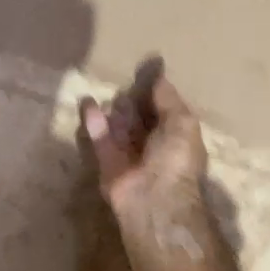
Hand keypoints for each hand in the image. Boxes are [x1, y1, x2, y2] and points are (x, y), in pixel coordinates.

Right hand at [79, 68, 208, 228]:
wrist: (153, 199)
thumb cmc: (175, 158)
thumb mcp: (182, 122)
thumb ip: (168, 98)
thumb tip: (159, 74)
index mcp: (178, 138)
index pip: (166, 111)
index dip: (157, 94)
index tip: (147, 71)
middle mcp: (155, 147)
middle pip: (141, 120)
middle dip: (135, 102)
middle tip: (125, 79)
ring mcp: (130, 156)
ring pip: (120, 128)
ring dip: (114, 110)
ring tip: (106, 87)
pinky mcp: (107, 163)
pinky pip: (100, 138)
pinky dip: (94, 121)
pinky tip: (88, 101)